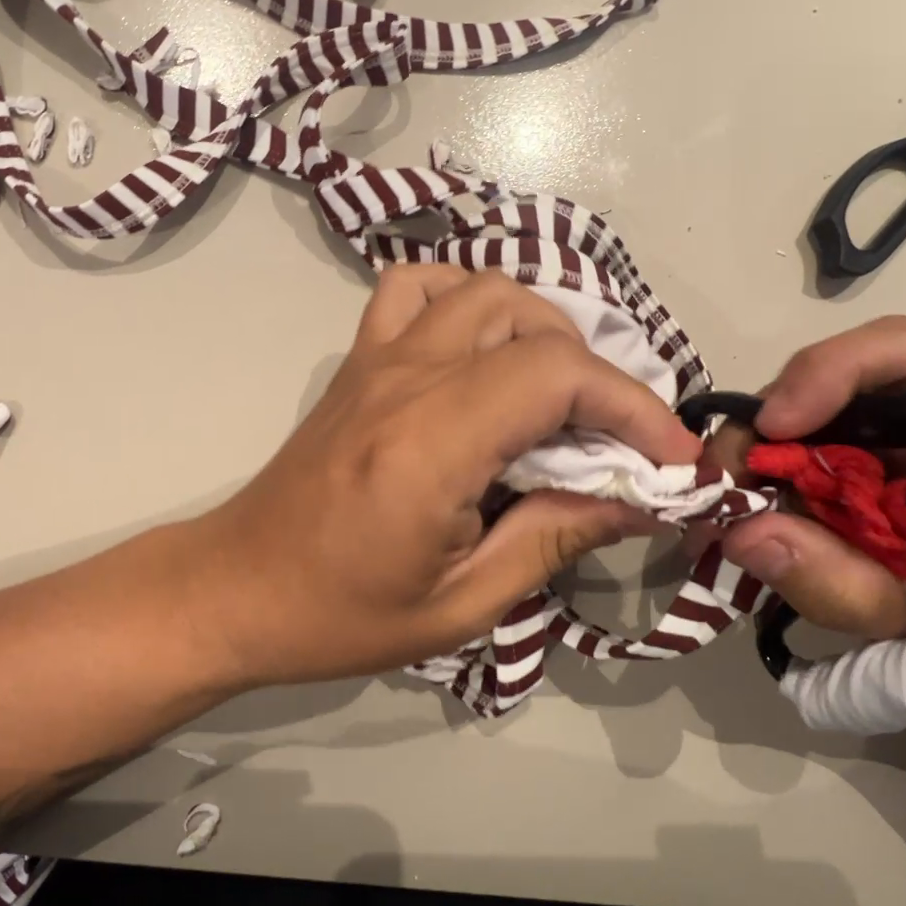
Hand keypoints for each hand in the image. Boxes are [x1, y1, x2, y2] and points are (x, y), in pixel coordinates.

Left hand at [186, 267, 698, 686]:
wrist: (235, 590)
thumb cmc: (341, 615)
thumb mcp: (461, 604)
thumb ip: (554, 539)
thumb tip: (640, 500)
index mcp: (430, 445)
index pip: (556, 375)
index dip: (632, 406)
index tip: (670, 461)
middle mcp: (403, 380)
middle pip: (529, 322)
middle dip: (595, 375)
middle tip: (610, 443)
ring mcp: (373, 361)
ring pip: (477, 289)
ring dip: (537, 330)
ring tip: (553, 398)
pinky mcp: (355, 363)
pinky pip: (412, 289)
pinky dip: (463, 301)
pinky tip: (480, 352)